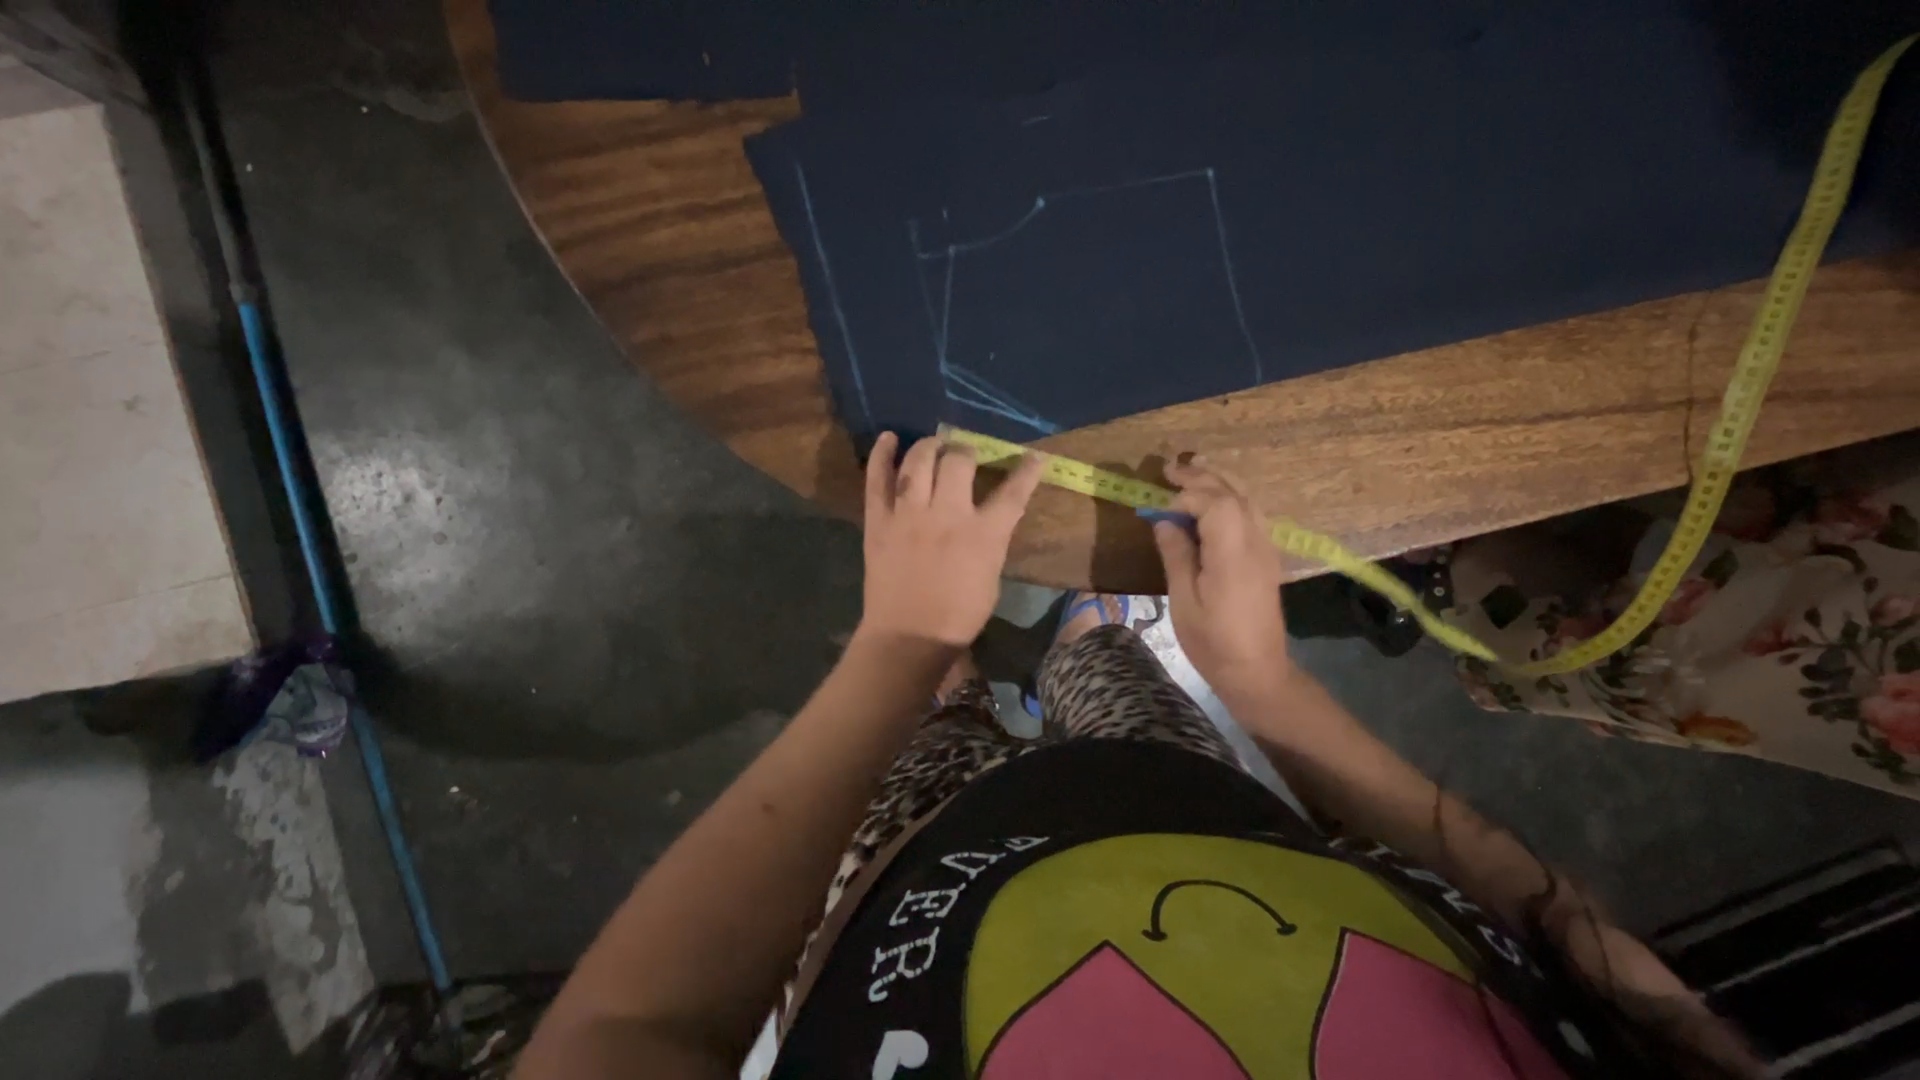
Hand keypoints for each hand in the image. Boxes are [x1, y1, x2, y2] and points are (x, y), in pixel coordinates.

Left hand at [857, 432, 1044, 647]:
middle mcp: (947, 514)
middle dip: (966, 451)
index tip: (1033, 457)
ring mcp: (909, 514)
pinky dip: (882, 455)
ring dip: (929, 446)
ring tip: (934, 444)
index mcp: (983, 534)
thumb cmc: (958, 616)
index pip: (1013, 492)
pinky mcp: (879, 521)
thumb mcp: (991, 578)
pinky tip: (890, 437)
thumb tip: (992, 519)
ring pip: (918, 461)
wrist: (909, 637)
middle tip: (966, 454)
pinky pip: (877, 480)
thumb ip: (992, 542)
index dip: (1026, 471)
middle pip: (959, 462)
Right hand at [1152, 459, 1291, 699]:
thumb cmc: (1212, 641)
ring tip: (1193, 471)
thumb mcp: (1183, 600)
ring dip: (1220, 482)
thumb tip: (1164, 521)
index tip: (1157, 505)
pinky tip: (1215, 501)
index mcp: (1232, 552)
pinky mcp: (1267, 558)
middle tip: (1169, 469)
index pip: (1212, 503)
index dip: (1184, 496)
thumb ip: (1176, 554)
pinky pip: (1252, 514)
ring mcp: (1266, 548)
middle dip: (1202, 477)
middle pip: (1232, 493)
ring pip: (1247, 499)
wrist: (1256, 670)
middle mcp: (1255, 542)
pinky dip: (1232, 498)